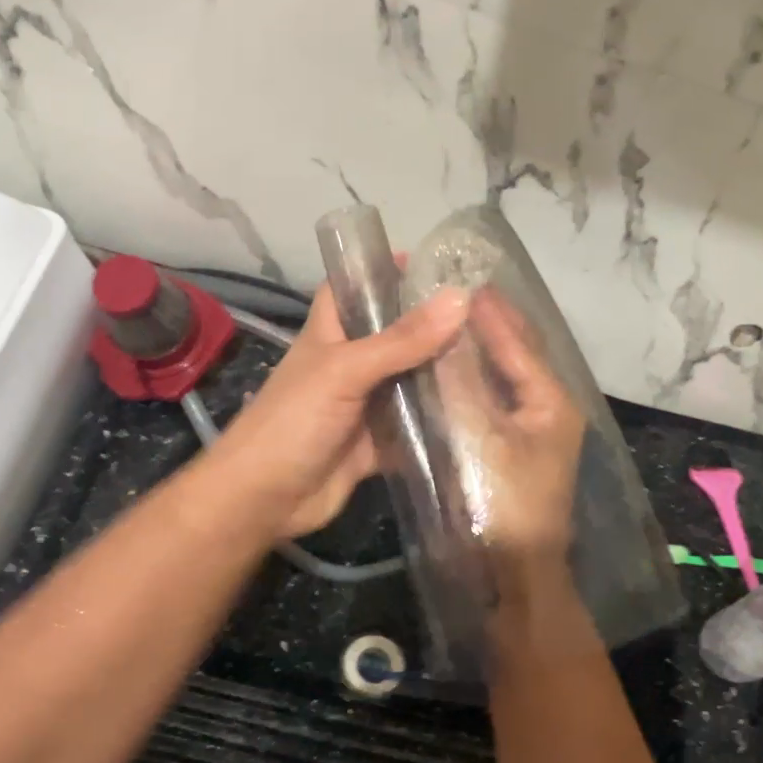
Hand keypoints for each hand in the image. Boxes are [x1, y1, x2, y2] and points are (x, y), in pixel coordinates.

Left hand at [208, 282, 468, 539]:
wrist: (263, 499)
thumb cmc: (293, 423)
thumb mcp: (344, 371)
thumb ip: (401, 340)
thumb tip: (459, 298)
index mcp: (331, 334)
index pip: (354, 287)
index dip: (385, 270)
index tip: (438, 262)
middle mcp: (350, 366)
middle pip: (396, 337)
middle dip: (434, 328)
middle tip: (491, 316)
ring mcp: (364, 408)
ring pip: (410, 385)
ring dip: (443, 378)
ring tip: (499, 360)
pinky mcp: (376, 447)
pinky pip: (414, 431)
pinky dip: (439, 427)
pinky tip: (481, 417)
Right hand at [437, 289, 587, 558]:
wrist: (513, 577)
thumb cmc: (503, 504)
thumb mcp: (480, 440)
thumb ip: (460, 383)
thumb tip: (445, 328)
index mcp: (551, 402)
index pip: (518, 343)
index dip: (488, 311)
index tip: (457, 278)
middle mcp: (546, 411)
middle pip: (515, 356)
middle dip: (485, 325)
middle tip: (447, 293)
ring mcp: (530, 434)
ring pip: (500, 380)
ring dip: (473, 353)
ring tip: (438, 323)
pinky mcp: (509, 453)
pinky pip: (488, 404)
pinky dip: (466, 385)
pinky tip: (437, 374)